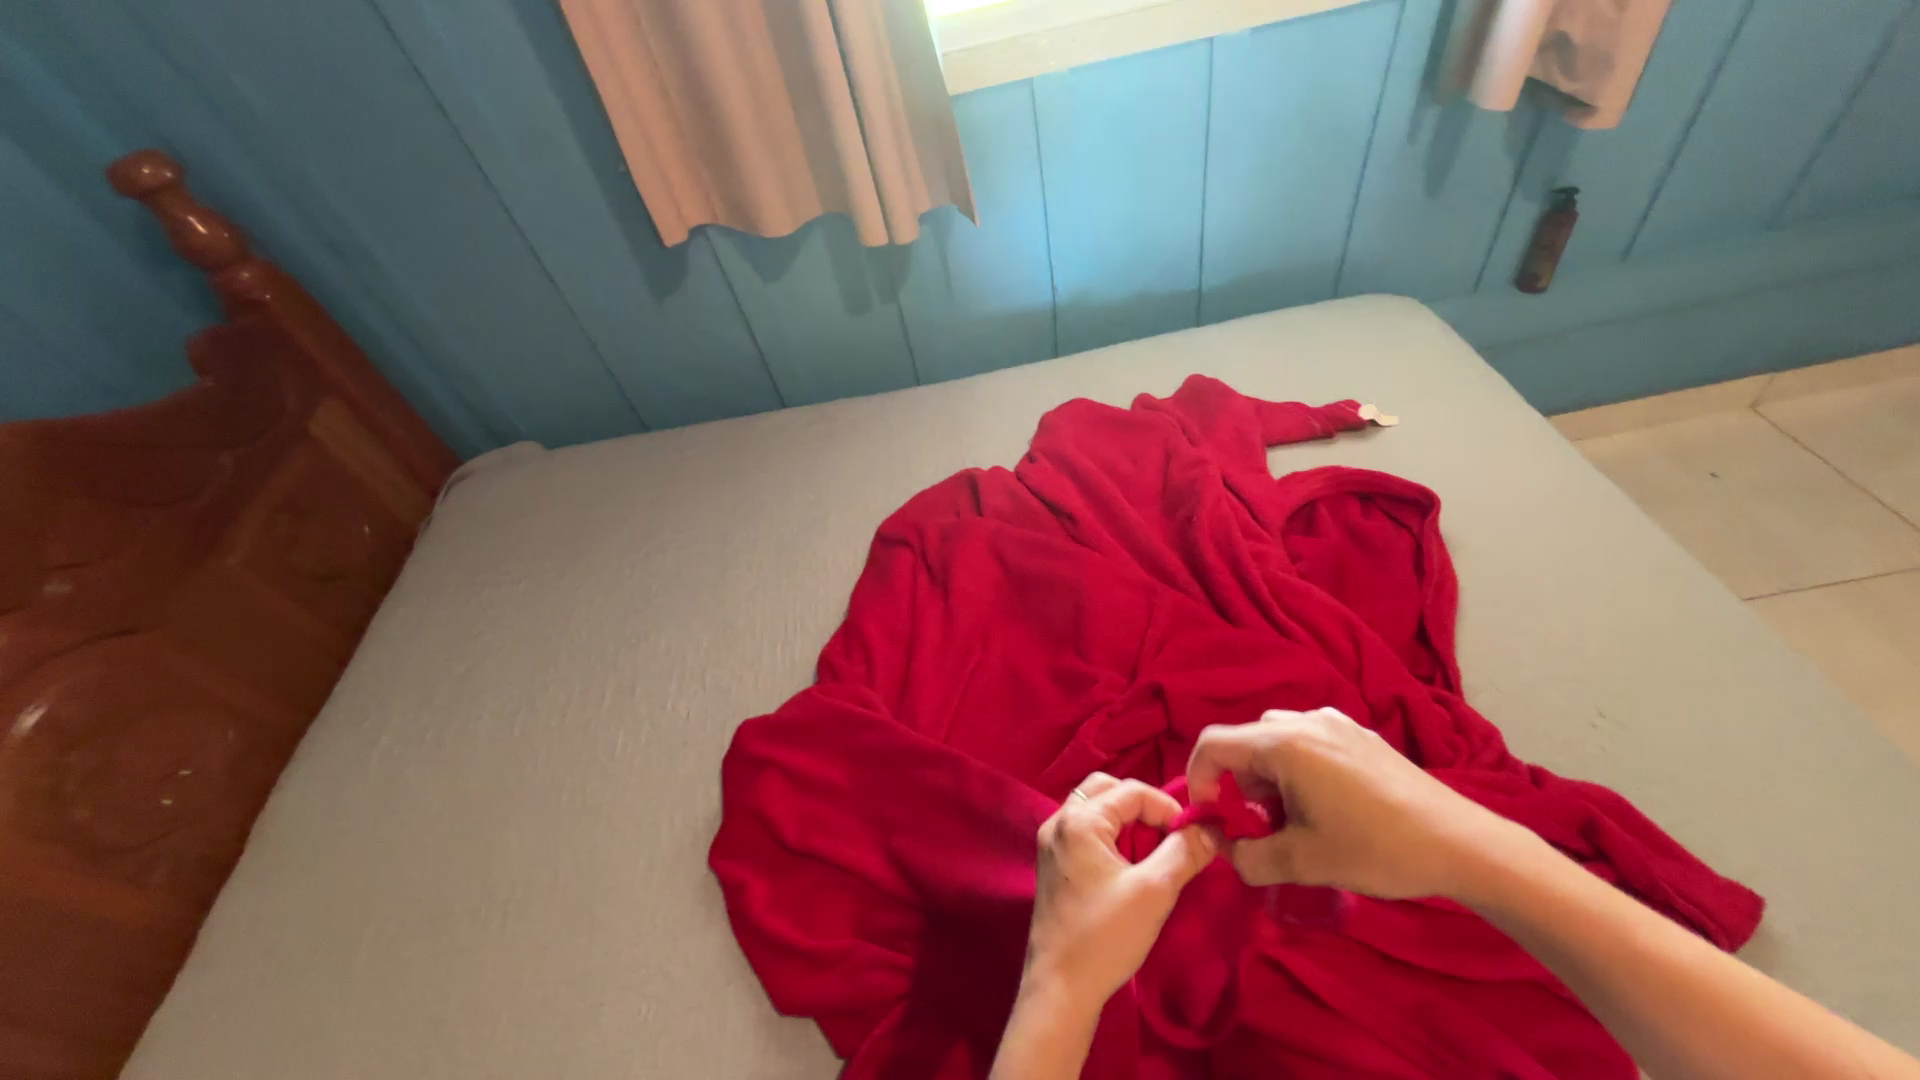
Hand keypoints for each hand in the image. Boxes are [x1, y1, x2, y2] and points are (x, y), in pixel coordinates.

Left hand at [1023, 772, 1216, 1010]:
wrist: (1061, 987)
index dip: (1167, 807)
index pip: (1131, 790)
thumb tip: (1209, 829)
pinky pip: (1086, 832)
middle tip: (1169, 836)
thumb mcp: (1154, 892)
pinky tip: (1129, 866)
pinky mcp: (1053, 865)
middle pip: (1107, 790)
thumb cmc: (1106, 935)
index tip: (1192, 836)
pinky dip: (1111, 837)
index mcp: (1079, 820)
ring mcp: (1051, 843)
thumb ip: (1184, 853)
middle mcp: (1058, 821)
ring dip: (1127, 821)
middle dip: (1143, 806)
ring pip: (1095, 810)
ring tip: (1153, 852)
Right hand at [1187, 708, 1527, 900]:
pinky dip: (1298, 770)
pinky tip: (1330, 806)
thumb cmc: (1375, 849)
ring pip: (1276, 741)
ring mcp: (1336, 723)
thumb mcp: (1302, 862)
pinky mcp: (1360, 734)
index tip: (1213, 818)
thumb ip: (1248, 857)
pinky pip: (1308, 742)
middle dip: (1239, 785)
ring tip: (1296, 819)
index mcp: (1283, 743)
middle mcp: (1304, 721)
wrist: (1462, 844)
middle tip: (1260, 827)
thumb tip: (1227, 850)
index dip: (1198, 780)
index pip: (1213, 744)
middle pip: (1245, 743)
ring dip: (1269, 778)